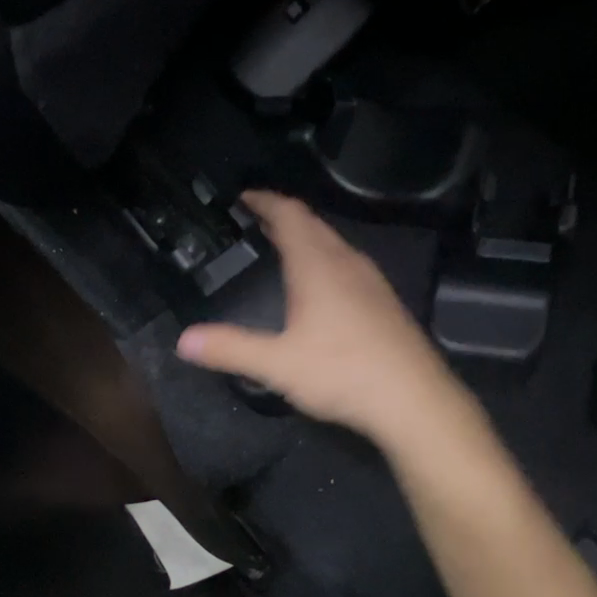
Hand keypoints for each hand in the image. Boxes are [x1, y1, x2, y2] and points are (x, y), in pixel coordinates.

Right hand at [175, 191, 465, 444]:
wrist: (412, 398)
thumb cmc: (342, 373)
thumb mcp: (277, 365)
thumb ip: (230, 349)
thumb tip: (184, 340)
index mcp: (318, 266)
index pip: (289, 215)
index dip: (265, 201)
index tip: (244, 198)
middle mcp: (347, 264)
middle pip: (313, 226)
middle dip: (284, 219)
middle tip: (257, 222)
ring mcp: (371, 283)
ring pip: (334, 247)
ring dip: (308, 241)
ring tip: (284, 251)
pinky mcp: (385, 305)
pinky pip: (349, 269)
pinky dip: (327, 264)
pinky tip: (322, 292)